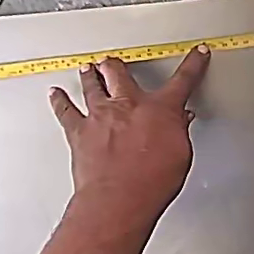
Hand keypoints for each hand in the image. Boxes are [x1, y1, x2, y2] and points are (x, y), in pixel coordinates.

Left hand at [48, 48, 209, 224]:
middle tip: (116, 60)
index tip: (197, 54)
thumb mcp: (181, 155)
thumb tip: (181, 123)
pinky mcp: (79, 132)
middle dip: (118, 65)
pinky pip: (66, 111)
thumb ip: (179, 132)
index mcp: (160, 109)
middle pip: (121, 73)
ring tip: (88, 67)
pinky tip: (56, 94)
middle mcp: (128, 105)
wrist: (119, 199)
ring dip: (91, 75)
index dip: (193, 65)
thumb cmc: (151, 182)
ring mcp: (101, 116)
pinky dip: (60, 101)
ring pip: (92, 85)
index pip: (183, 80)